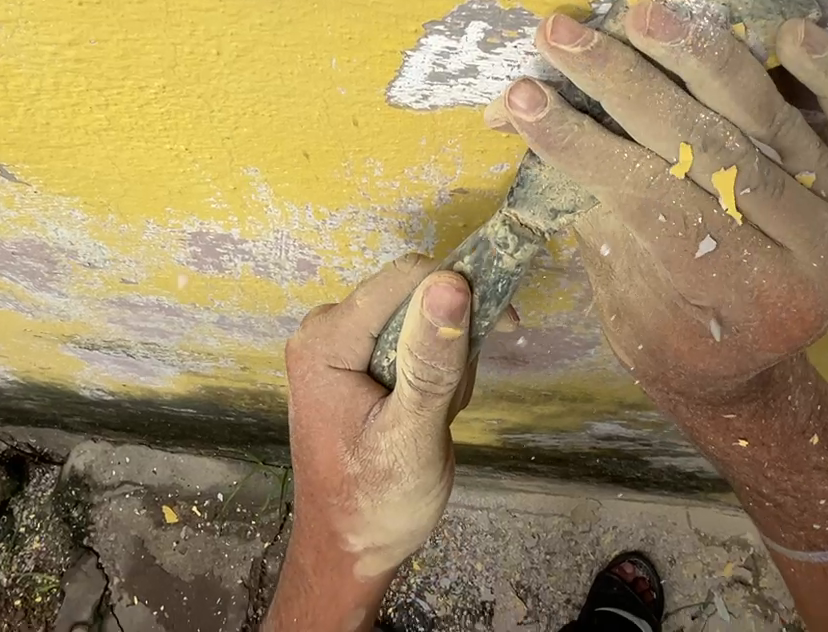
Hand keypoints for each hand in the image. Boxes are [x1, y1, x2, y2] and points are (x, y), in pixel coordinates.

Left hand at [264, 255, 475, 629]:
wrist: (348, 549)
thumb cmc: (375, 504)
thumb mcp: (412, 436)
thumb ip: (431, 360)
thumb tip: (450, 281)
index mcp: (326, 339)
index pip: (404, 278)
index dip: (457, 290)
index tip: (502, 324)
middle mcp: (325, 327)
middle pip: (412, 295)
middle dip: (448, 340)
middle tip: (451, 401)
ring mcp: (338, 341)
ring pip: (417, 316)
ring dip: (443, 361)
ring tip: (436, 415)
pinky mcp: (353, 356)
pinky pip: (408, 337)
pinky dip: (432, 369)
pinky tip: (426, 410)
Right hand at [487, 4, 827, 420]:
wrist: (752, 362)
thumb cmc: (669, 330)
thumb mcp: (617, 286)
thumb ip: (579, 195)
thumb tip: (510, 112)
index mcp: (739, 300)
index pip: (647, 198)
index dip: (579, 143)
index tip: (522, 97)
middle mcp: (809, 261)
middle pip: (705, 147)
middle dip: (622, 85)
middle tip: (560, 37)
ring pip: (768, 118)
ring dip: (697, 56)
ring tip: (638, 16)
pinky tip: (789, 32)